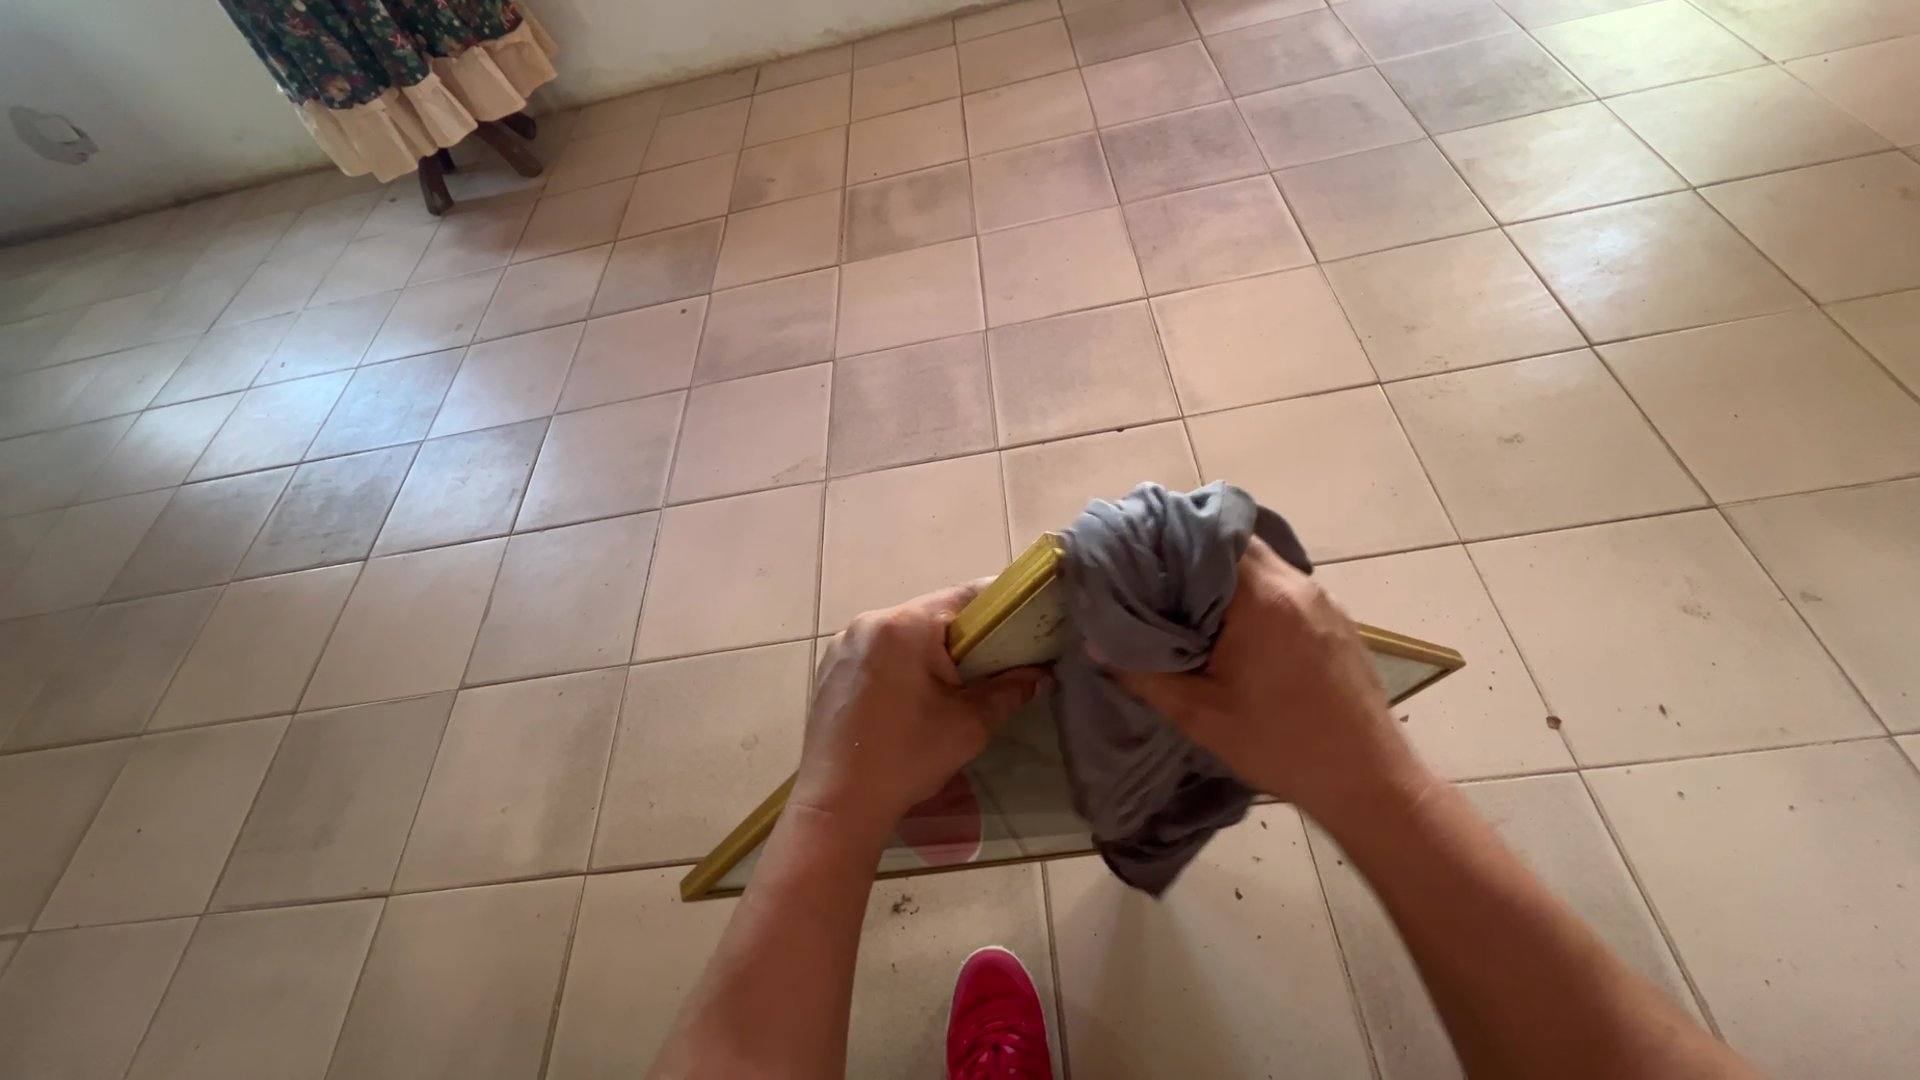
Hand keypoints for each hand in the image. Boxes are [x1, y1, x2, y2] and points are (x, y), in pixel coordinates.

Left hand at [793, 583, 1048, 838]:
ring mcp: (844, 643)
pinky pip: (878, 651)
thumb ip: (1009, 691)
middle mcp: (869, 622)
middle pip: (932, 614)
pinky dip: (901, 664)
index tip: (1024, 627)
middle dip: (966, 636)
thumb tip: (1041, 676)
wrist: (837, 803)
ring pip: (904, 633)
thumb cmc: (907, 758)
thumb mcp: (969, 725)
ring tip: (954, 686)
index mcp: (904, 625)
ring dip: (931, 651)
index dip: (1001, 608)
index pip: (965, 596)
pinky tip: (911, 698)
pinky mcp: (831, 667)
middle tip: (995, 663)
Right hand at [1112, 537, 1432, 824]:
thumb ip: (1144, 674)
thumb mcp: (1199, 713)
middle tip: (1158, 575)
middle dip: (1195, 552)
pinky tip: (1235, 627)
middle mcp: (1297, 586)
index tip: (1138, 549)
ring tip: (1190, 602)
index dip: (1170, 535)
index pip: (1209, 535)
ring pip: (1264, 564)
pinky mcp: (1339, 621)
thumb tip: (1097, 646)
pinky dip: (1255, 593)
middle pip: (1238, 542)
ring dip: (1227, 574)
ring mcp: (1324, 601)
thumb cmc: (1279, 744)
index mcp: (1261, 598)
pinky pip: (1287, 588)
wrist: (1367, 780)